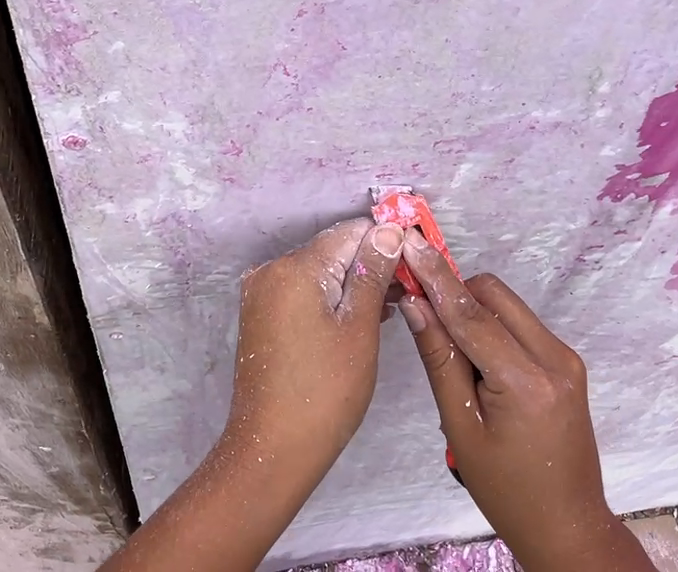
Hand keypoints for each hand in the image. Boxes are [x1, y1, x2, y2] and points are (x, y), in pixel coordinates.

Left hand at [97, 218, 404, 571]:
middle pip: (333, 250)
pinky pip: (303, 291)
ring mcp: (263, 293)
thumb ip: (372, 273)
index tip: (416, 264)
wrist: (273, 447)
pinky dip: (331, 298)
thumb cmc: (325, 390)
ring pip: (319, 271)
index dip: (386, 241)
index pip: (350, 232)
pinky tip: (360, 318)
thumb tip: (388, 229)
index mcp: (296, 266)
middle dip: (371, 264)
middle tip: (409, 291)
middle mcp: (272, 269)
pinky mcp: (262, 314)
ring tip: (392, 306)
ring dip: (353, 283)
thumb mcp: (359, 328)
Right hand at [399, 232, 654, 571]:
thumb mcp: (461, 427)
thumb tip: (415, 304)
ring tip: (451, 351)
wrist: (568, 526)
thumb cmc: (506, 489)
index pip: (470, 314)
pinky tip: (475, 361)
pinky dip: (490, 327)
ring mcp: (565, 358)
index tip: (409, 242)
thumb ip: (439, 360)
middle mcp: (555, 358)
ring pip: (505, 304)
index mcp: (527, 381)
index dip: (435, 276)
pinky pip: (518, 324)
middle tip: (423, 314)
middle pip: (492, 294)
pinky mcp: (566, 363)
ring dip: (471, 311)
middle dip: (454, 293)